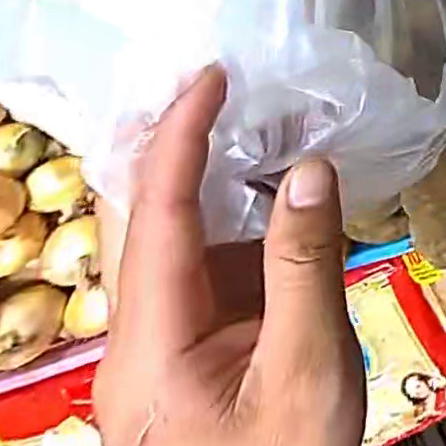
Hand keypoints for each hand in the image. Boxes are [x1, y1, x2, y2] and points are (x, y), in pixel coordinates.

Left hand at [94, 67, 364, 445]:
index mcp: (150, 337)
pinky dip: (233, 205)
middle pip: (137, 213)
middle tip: (209, 78)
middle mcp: (141, 326)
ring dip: (202, 166)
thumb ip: (306, 265)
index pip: (154, 209)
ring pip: (168, 230)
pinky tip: (268, 180)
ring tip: (245, 111)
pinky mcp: (196, 336)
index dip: (179, 133)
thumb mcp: (307, 370)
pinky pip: (205, 253)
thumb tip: (309, 166)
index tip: (212, 75)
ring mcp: (167, 332)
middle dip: (165, 138)